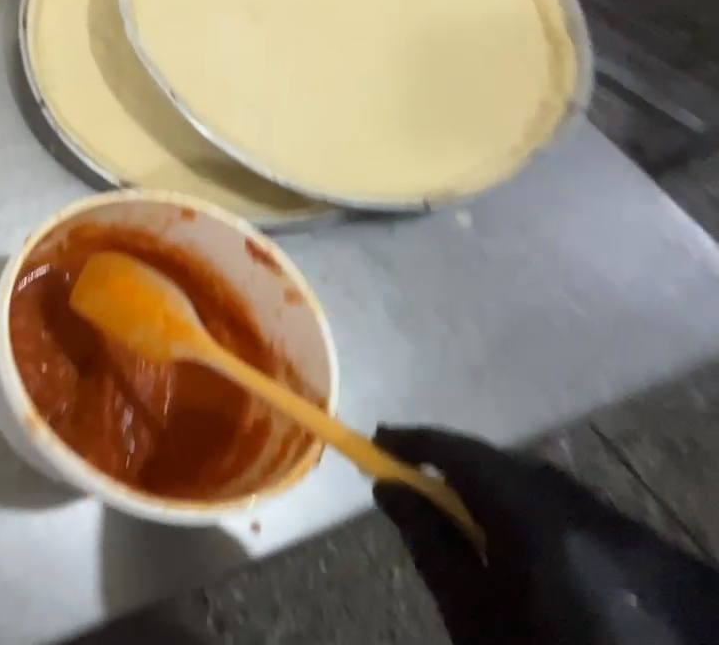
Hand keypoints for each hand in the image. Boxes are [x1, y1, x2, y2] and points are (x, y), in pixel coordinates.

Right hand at [374, 425, 718, 644]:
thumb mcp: (470, 613)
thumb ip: (430, 543)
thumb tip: (389, 487)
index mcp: (543, 528)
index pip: (469, 457)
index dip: (418, 441)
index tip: (378, 440)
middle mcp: (602, 522)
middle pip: (518, 470)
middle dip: (465, 467)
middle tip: (418, 478)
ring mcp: (648, 544)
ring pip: (559, 493)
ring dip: (508, 492)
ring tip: (471, 514)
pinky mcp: (675, 569)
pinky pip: (594, 521)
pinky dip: (549, 517)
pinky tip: (532, 546)